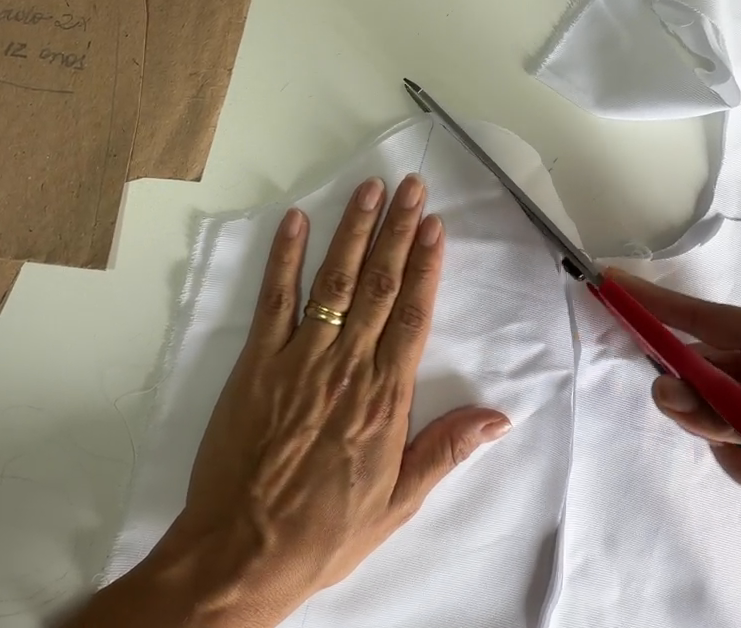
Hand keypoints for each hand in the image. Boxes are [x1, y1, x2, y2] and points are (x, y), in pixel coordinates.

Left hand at [113, 175, 511, 626]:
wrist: (241, 553)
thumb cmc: (324, 532)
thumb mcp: (397, 504)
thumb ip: (445, 451)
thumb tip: (498, 417)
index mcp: (384, 399)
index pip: (413, 316)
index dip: (425, 266)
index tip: (434, 226)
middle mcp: (347, 366)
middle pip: (379, 285)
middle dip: (397, 230)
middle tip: (411, 186)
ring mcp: (299, 358)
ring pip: (334, 281)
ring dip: (353, 231)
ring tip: (369, 189)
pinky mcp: (257, 361)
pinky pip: (274, 299)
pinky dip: (285, 257)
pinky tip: (296, 221)